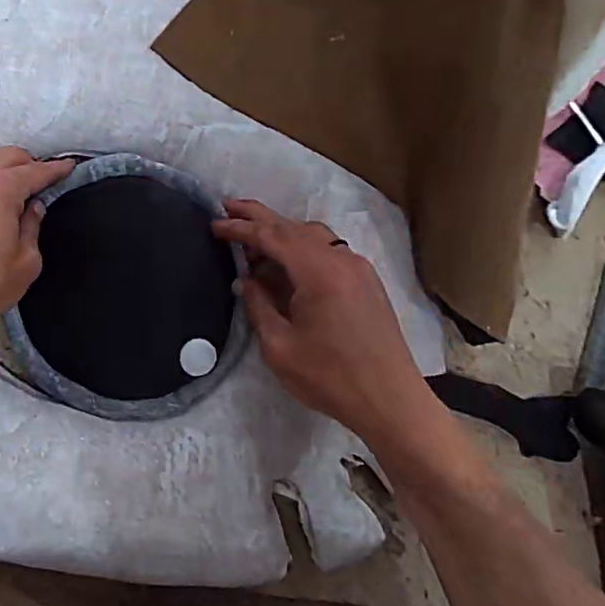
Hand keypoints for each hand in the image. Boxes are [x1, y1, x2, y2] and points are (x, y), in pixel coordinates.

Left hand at [0, 147, 73, 342]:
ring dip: (6, 174)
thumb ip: (33, 227)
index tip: (71, 167)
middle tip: (46, 184)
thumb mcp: (26, 262)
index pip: (37, 171)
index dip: (58, 170)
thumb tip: (32, 210)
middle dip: (31, 165)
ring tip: (20, 197)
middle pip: (9, 157)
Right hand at [212, 200, 426, 443]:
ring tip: (254, 243)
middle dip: (259, 216)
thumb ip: (259, 305)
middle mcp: (341, 259)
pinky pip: (330, 252)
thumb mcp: (280, 347)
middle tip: (229, 206)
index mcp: (319, 270)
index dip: (241, 228)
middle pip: (294, 227)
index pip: (272, 236)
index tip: (215, 224)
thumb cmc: (330, 377)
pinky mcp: (367, 282)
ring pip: (314, 237)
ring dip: (283, 233)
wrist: (390, 399)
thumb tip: (248, 280)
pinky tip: (288, 266)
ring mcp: (358, 268)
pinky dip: (304, 249)